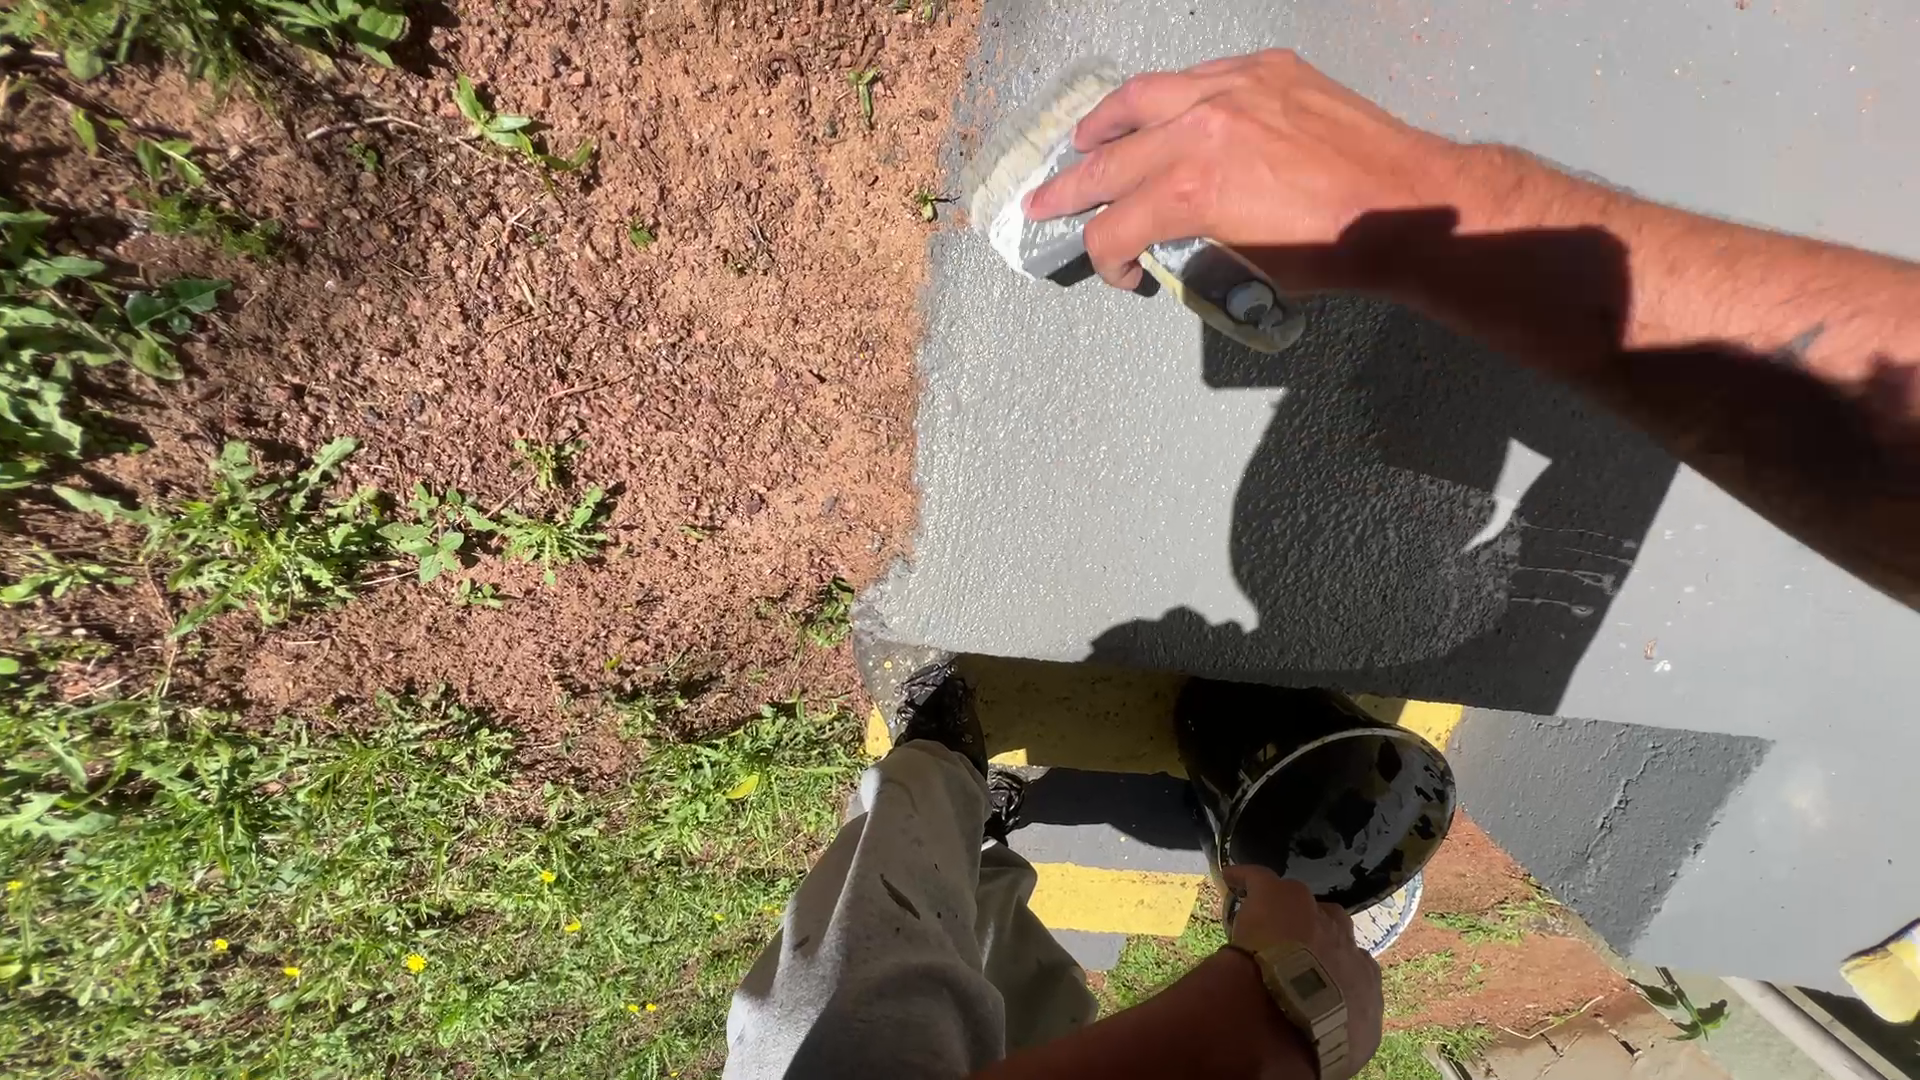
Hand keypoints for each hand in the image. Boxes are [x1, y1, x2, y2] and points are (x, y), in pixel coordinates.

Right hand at [1023, 49, 1471, 292]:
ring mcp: (1231, 89)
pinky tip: (1155, 112)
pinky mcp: (1264, 68)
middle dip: (1066, 192)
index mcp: (1191, 191)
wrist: (1400, 202)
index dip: (1105, 262)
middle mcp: (1199, 129)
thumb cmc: (1324, 250)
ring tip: (1081, 141)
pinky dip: (1161, 99)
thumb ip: (1183, 247)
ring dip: (1100, 127)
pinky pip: (1192, 76)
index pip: (1113, 229)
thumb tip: (1161, 243)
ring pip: (1138, 98)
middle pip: (1106, 163)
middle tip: (1040, 204)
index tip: (1122, 276)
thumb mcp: (1237, 266)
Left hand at [1223, 864, 1383, 1075]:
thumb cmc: (1320, 1040)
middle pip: (1334, 924)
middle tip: (1293, 943)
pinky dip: (1245, 877)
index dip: (1335, 966)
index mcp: (1365, 980)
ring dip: (1286, 908)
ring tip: (1265, 915)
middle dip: (1317, 931)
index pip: (1357, 966)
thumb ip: (1346, 1028)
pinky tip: (1231, 877)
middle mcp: (1344, 942)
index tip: (1318, 975)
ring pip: (1300, 899)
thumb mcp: (1346, 1046)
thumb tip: (1332, 1031)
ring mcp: (1312, 914)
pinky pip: (1259, 878)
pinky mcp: (1280, 895)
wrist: (1290, 1013)